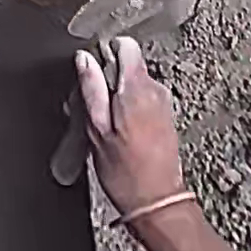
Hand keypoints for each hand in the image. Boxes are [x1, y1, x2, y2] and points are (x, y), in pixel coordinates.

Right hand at [75, 36, 187, 216]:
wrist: (158, 204)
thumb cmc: (126, 172)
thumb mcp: (96, 129)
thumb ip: (91, 88)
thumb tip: (84, 59)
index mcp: (137, 88)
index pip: (126, 45)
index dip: (105, 53)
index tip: (94, 73)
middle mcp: (156, 90)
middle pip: (127, 64)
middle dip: (107, 79)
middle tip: (94, 109)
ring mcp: (163, 103)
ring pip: (133, 82)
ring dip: (116, 96)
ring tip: (105, 126)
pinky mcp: (166, 116)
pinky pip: (142, 98)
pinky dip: (128, 108)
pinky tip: (120, 133)